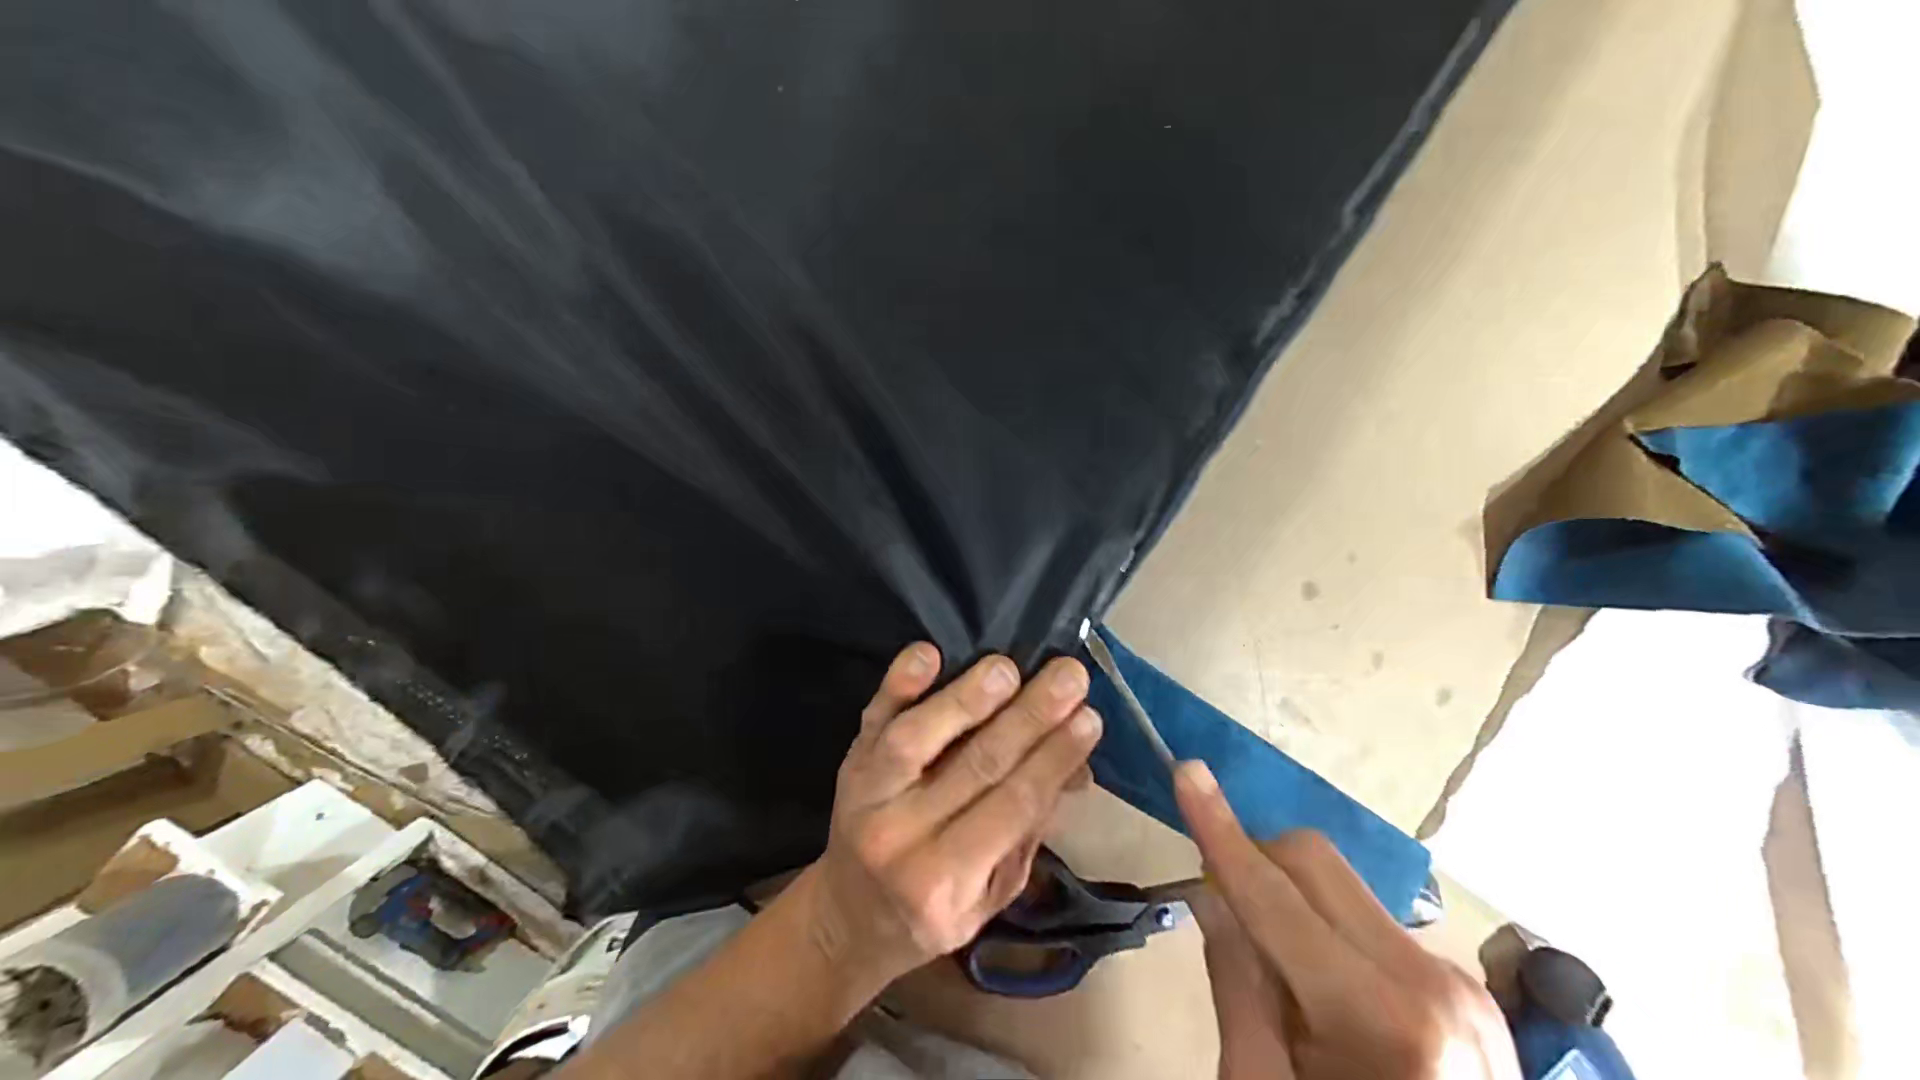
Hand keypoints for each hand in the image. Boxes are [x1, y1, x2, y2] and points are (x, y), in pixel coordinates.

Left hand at [795, 642, 1102, 996]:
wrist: (847, 917)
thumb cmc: (931, 913)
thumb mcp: (990, 897)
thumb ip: (1028, 833)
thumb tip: (1074, 767)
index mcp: (943, 884)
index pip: (1011, 806)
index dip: (1052, 759)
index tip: (1089, 719)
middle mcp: (901, 837)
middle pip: (974, 765)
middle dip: (1029, 717)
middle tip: (1068, 677)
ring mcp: (867, 794)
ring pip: (917, 737)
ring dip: (965, 698)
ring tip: (1008, 667)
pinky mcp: (850, 762)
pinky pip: (872, 718)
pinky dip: (898, 684)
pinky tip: (926, 654)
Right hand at [1173, 761, 1519, 1079]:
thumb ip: (1235, 982)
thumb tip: (1213, 895)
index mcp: (1380, 1018)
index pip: (1273, 892)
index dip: (1219, 829)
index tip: (1187, 771)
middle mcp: (1430, 981)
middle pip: (1313, 861)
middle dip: (1254, 859)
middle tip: (1222, 908)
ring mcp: (1461, 984)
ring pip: (1341, 886)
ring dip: (1291, 900)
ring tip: (1284, 980)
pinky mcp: (1471, 991)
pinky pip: (1371, 922)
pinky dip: (1327, 932)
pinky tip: (1329, 999)